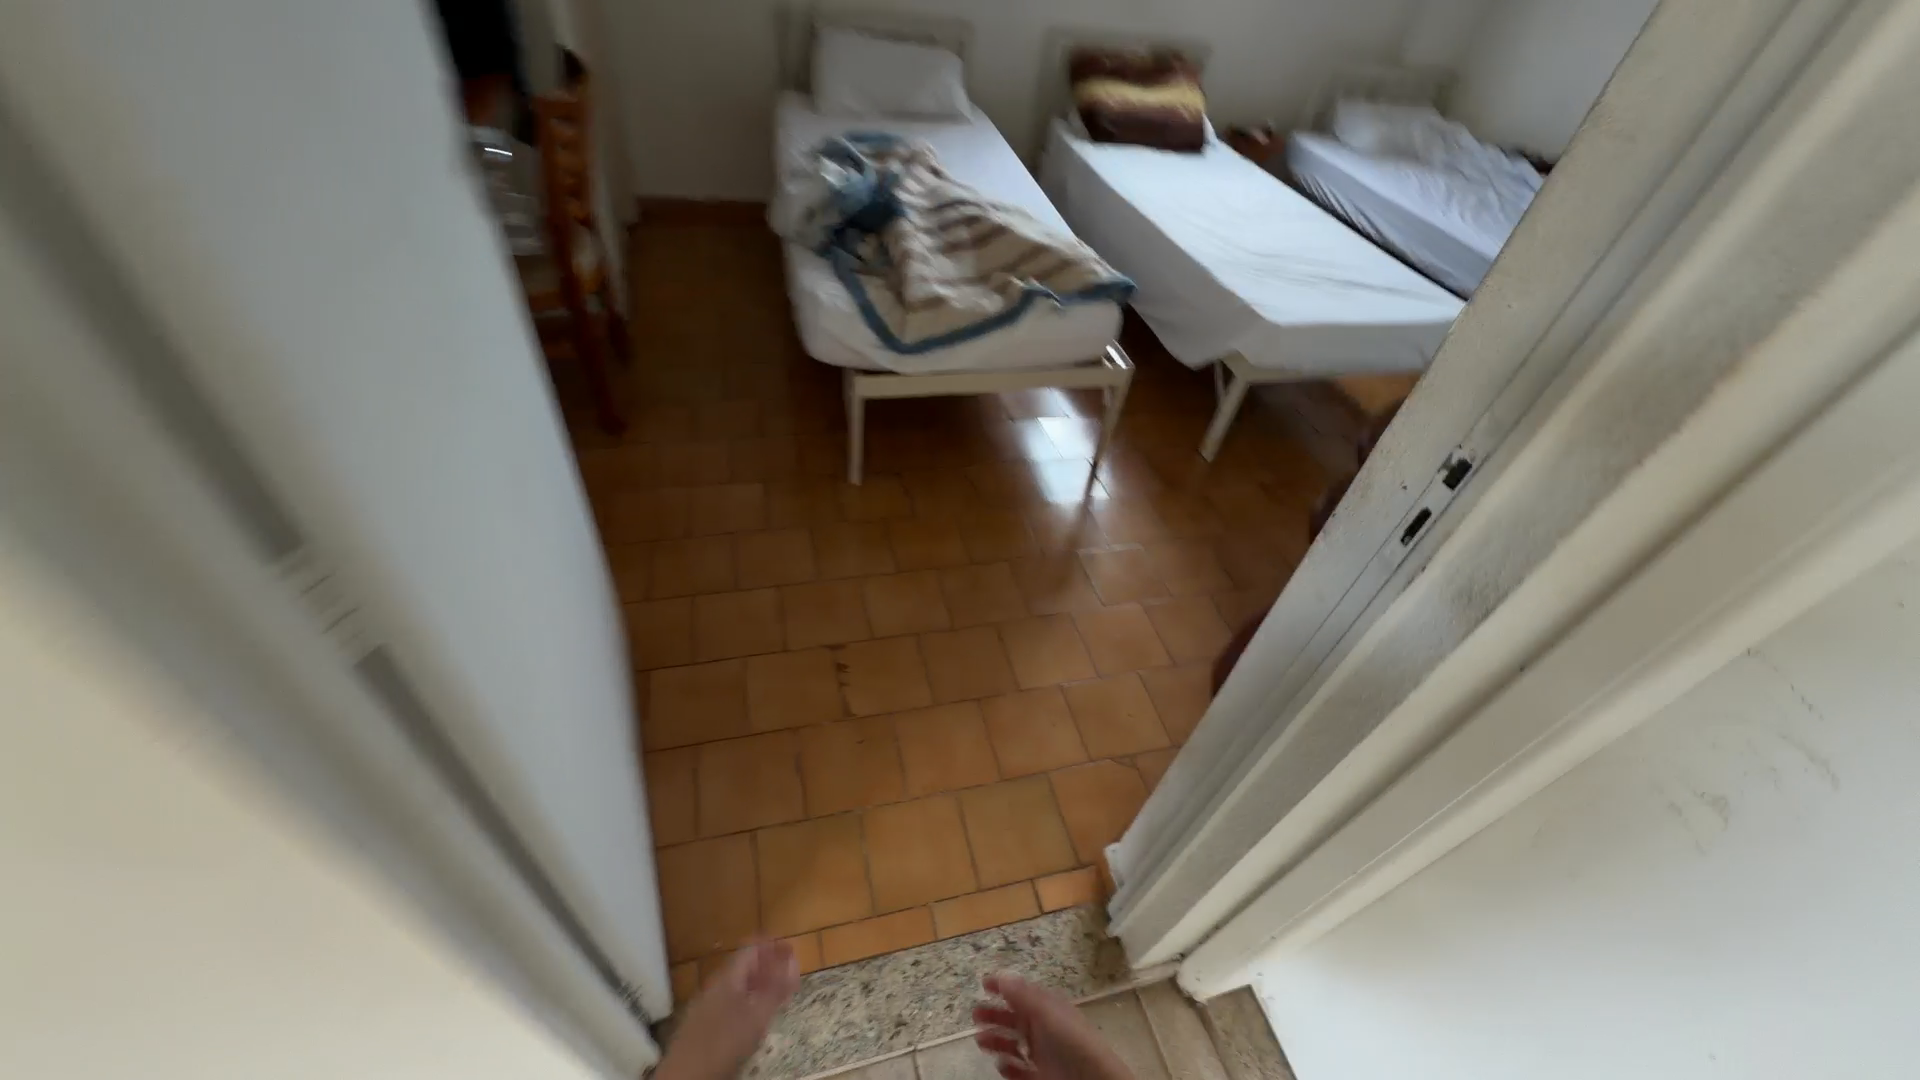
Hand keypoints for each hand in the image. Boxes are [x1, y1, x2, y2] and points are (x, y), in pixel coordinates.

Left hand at [655, 940, 799, 1079]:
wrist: (684, 1076)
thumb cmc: (724, 1042)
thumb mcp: (757, 1015)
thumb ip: (776, 988)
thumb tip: (792, 962)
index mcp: (727, 977)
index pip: (751, 949)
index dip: (772, 946)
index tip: (790, 950)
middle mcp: (714, 986)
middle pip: (744, 967)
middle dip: (767, 967)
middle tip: (788, 975)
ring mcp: (705, 1005)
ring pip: (736, 987)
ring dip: (758, 986)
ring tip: (776, 996)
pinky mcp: (700, 1025)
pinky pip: (728, 1003)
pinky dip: (746, 1002)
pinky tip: (753, 1018)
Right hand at [971, 973, 1134, 1079]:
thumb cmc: (1071, 1041)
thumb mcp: (1046, 1013)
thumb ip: (1023, 995)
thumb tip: (1002, 974)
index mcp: (1047, 1007)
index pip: (1022, 992)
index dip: (1004, 986)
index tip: (983, 982)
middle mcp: (1044, 1028)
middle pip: (1014, 1017)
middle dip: (994, 1014)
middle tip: (975, 1015)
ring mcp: (1042, 1053)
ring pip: (1014, 1043)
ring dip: (996, 1040)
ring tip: (980, 1041)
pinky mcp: (1040, 1076)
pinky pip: (1020, 1070)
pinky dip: (1009, 1067)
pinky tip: (1001, 1065)